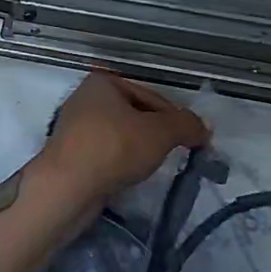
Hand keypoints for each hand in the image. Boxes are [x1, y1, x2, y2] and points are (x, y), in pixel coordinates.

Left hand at [38, 72, 208, 205]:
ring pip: (120, 136)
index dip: (175, 117)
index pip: (151, 95)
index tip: (191, 139)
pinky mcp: (70, 155)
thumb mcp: (160, 132)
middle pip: (135, 114)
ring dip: (139, 149)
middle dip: (157, 134)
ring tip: (153, 166)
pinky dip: (121, 163)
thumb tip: (203, 128)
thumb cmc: (114, 148)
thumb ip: (186, 125)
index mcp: (103, 82)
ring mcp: (75, 128)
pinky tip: (130, 176)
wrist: (66, 188)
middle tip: (176, 153)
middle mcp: (85, 99)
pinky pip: (106, 154)